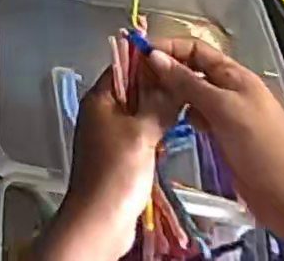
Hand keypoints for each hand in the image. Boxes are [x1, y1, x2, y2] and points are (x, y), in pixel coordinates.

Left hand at [36, 57, 181, 260]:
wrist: (100, 220)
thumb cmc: (116, 171)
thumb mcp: (142, 133)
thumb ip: (158, 105)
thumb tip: (173, 80)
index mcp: (98, 97)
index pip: (122, 67)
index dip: (146, 63)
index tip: (174, 64)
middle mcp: (100, 111)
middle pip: (130, 90)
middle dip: (155, 91)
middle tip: (184, 90)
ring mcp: (107, 134)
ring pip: (136, 113)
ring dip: (156, 114)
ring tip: (182, 113)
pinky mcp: (116, 155)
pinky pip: (136, 134)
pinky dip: (152, 135)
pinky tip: (169, 141)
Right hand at [146, 38, 283, 260]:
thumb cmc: (262, 149)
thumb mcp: (223, 110)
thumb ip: (187, 82)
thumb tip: (153, 55)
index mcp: (235, 75)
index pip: (195, 48)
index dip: (168, 47)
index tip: (140, 54)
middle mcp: (230, 89)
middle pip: (192, 69)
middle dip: (167, 70)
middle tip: (139, 80)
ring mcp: (229, 114)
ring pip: (193, 93)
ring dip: (173, 93)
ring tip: (151, 100)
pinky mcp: (226, 137)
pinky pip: (199, 116)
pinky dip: (185, 114)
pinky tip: (174, 122)